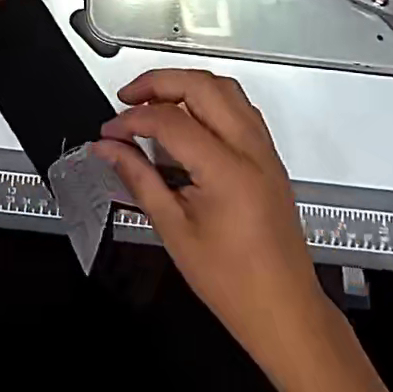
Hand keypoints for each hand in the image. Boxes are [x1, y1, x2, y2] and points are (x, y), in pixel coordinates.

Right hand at [92, 69, 332, 360]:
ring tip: (153, 101)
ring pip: (225, 88)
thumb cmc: (234, 282)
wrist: (283, 309)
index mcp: (227, 171)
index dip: (132, 120)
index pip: (170, 121)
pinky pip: (239, 106)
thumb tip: (109, 149)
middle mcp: (251, 151)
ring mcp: (265, 151)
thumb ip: (137, 179)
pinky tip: (187, 117)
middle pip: (201, 86)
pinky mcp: (269, 157)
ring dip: (185, 84)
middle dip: (158, 82)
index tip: (110, 131)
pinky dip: (208, 98)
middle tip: (127, 98)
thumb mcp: (172, 229)